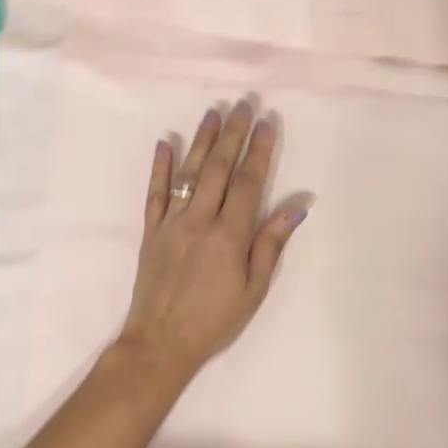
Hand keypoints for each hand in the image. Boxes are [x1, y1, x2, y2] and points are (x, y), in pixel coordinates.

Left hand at [117, 98, 308, 381]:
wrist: (159, 344)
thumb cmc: (214, 321)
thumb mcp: (254, 290)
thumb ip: (270, 244)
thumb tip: (295, 206)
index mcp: (229, 235)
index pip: (248, 182)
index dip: (260, 150)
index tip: (268, 122)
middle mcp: (199, 220)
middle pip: (218, 168)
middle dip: (234, 134)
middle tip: (244, 104)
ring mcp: (171, 224)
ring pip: (188, 173)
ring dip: (202, 140)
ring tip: (214, 113)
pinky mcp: (151, 232)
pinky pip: (155, 193)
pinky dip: (160, 167)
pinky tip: (165, 143)